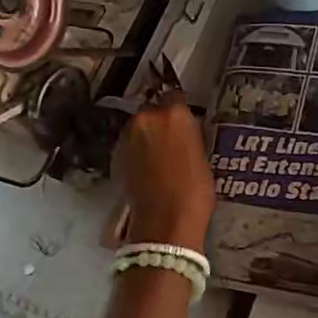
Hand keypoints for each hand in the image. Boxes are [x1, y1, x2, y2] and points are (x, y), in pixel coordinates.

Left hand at [115, 91, 213, 250]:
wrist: (166, 221)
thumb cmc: (195, 190)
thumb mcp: (203, 156)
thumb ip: (189, 136)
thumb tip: (183, 132)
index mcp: (174, 114)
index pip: (175, 96)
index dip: (179, 109)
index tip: (183, 120)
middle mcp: (146, 118)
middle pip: (152, 110)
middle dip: (160, 122)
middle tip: (172, 142)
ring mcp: (126, 137)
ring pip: (137, 128)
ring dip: (146, 137)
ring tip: (158, 159)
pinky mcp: (115, 156)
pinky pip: (127, 147)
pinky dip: (135, 153)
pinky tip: (146, 171)